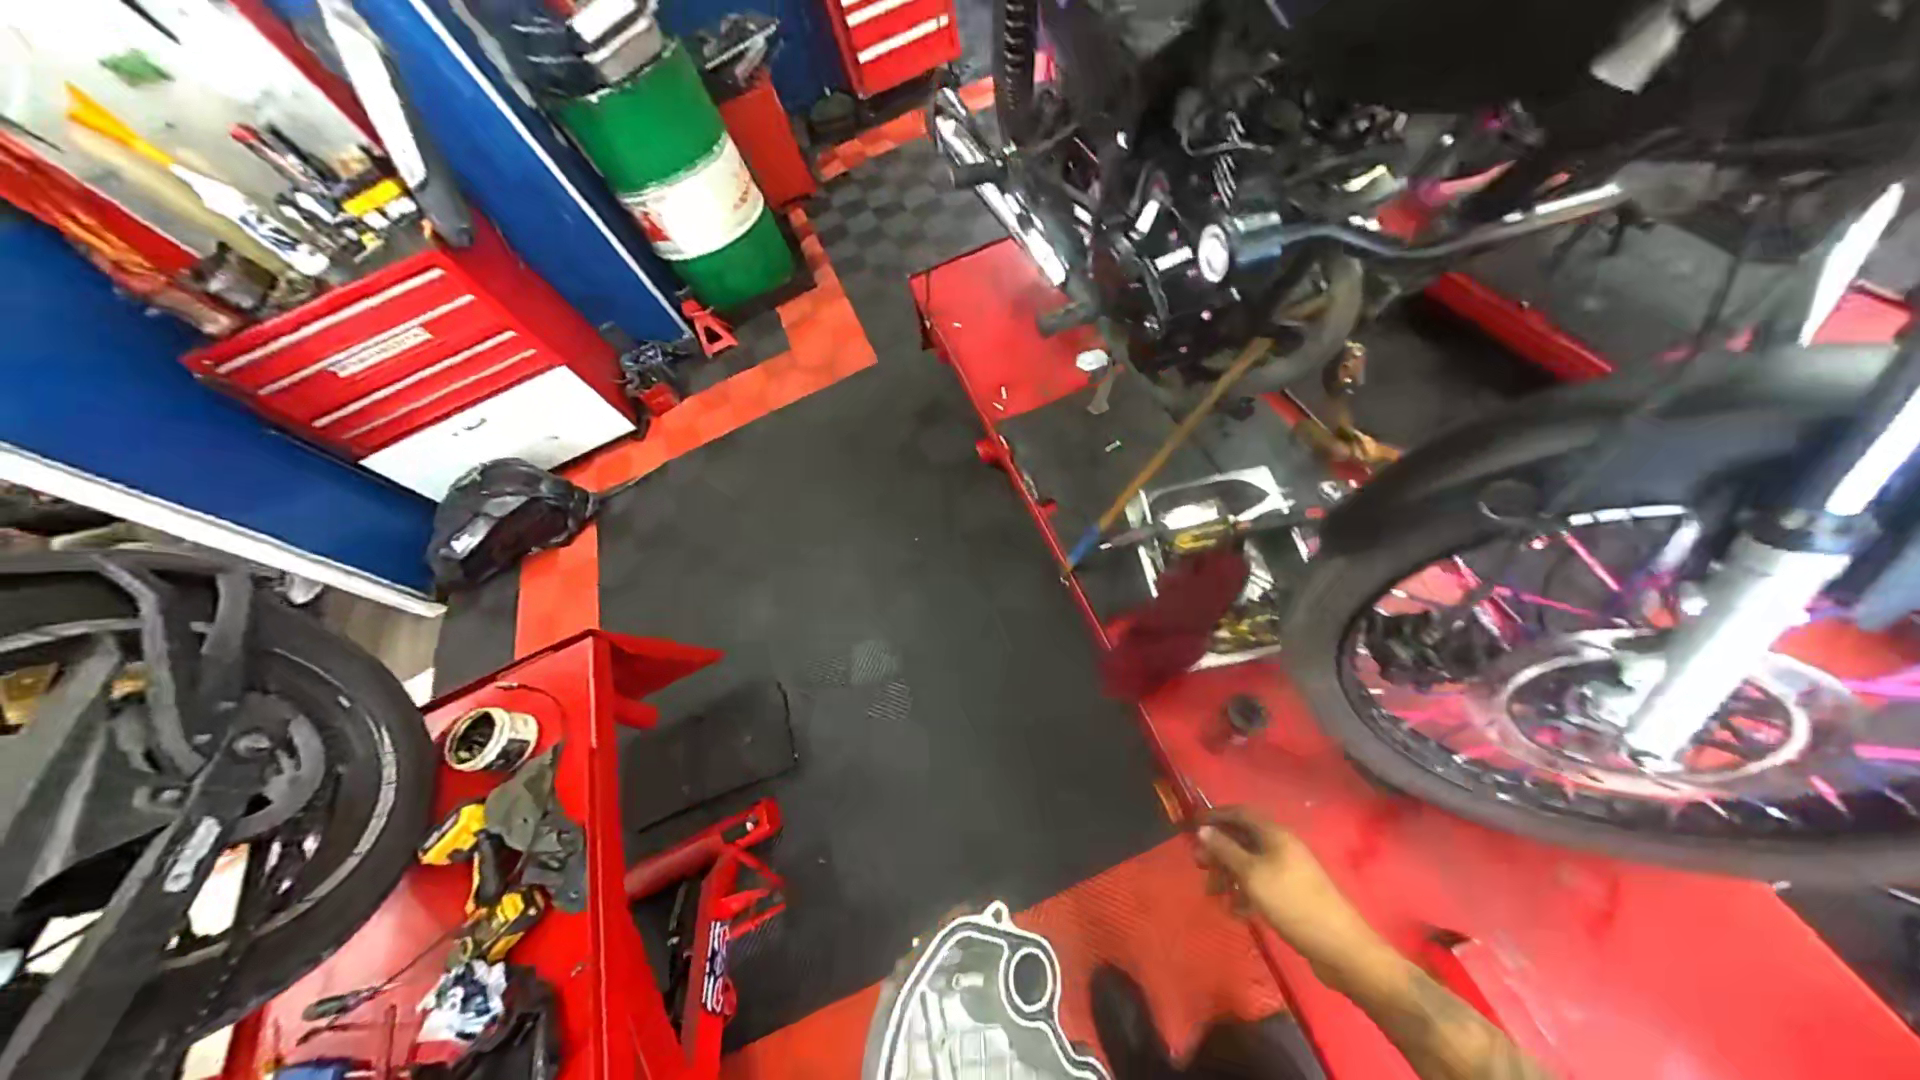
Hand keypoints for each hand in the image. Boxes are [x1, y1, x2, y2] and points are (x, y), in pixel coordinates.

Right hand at [1194, 808, 1380, 973]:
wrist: (1341, 947)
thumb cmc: (1291, 902)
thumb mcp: (1251, 874)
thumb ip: (1225, 849)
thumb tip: (1203, 829)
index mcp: (1274, 834)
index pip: (1239, 812)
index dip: (1214, 816)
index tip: (1191, 826)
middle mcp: (1282, 846)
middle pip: (1242, 838)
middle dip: (1219, 850)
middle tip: (1199, 865)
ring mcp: (1289, 871)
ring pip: (1250, 864)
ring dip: (1229, 875)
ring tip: (1215, 895)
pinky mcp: (1293, 894)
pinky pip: (1261, 884)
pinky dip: (1246, 893)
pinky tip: (1237, 911)